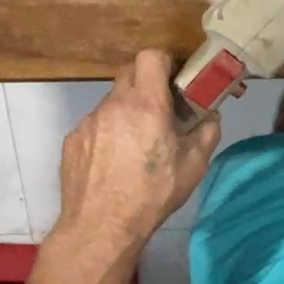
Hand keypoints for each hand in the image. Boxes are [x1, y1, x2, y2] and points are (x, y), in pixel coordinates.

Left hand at [54, 50, 220, 252]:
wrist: (101, 226)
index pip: (151, 57)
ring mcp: (89, 122)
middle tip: (162, 106)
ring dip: (128, 111)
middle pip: (130, 73)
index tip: (176, 77)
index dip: (165, 61)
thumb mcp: (195, 164)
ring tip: (138, 143)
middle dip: (148, 82)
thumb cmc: (153, 192)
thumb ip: (207, 132)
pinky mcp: (73, 140)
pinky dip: (109, 132)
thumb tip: (210, 116)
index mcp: (147, 104)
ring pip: (112, 102)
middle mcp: (114, 105)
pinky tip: (115, 161)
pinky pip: (96, 125)